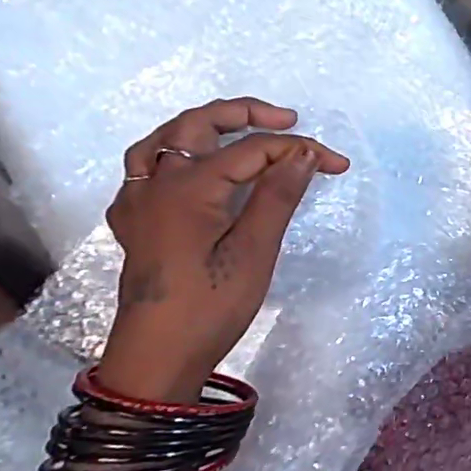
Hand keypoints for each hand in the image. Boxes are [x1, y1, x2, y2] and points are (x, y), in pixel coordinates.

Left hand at [97, 98, 350, 399]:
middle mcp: (156, 182)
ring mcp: (138, 200)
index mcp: (188, 187)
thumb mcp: (253, 252)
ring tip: (239, 128)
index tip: (336, 163)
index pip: (251, 150)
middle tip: (288, 121)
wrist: (157, 357)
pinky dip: (173, 153)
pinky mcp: (134, 221)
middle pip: (198, 124)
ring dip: (203, 126)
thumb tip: (304, 153)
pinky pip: (146, 167)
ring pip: (164, 138)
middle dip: (245, 113)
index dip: (298, 150)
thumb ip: (277, 196)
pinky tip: (191, 168)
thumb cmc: (210, 307)